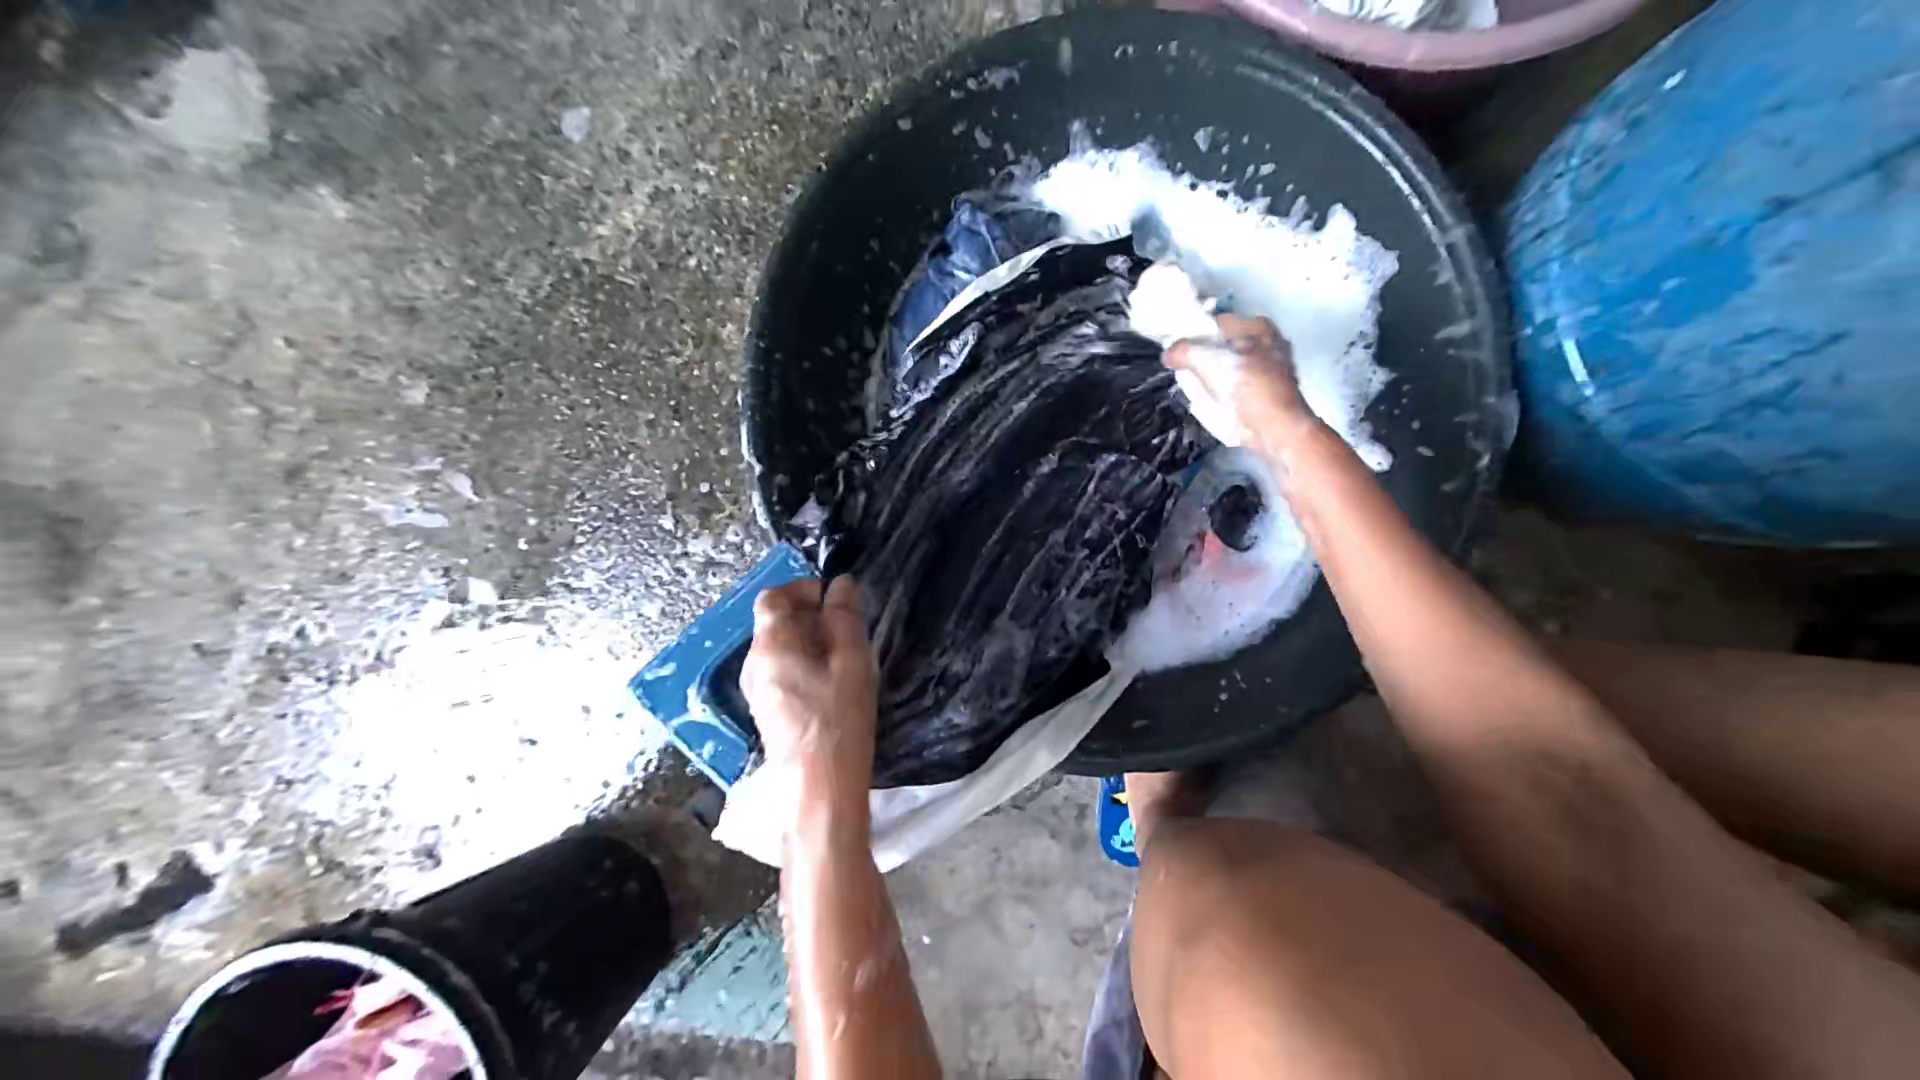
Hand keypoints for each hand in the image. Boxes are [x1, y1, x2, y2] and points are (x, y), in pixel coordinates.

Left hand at [742, 577, 877, 819]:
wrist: (819, 788)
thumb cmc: (838, 719)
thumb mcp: (852, 661)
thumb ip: (846, 617)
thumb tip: (842, 584)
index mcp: (770, 645)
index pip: (773, 596)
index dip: (804, 588)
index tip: (836, 600)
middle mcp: (754, 664)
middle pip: (775, 621)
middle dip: (810, 614)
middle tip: (848, 627)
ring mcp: (756, 690)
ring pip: (780, 647)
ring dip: (810, 639)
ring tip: (845, 655)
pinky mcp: (767, 711)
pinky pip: (781, 671)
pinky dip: (804, 663)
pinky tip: (832, 682)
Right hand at [1166, 314, 1319, 461]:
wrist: (1275, 429)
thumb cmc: (1247, 389)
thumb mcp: (1208, 363)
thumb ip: (1184, 352)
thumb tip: (1168, 354)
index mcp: (1258, 327)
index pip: (1215, 323)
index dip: (1193, 335)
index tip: (1177, 352)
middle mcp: (1267, 343)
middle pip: (1222, 345)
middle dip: (1202, 358)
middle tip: (1186, 372)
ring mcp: (1270, 369)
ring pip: (1228, 366)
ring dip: (1212, 377)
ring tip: (1199, 390)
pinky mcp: (1267, 393)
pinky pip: (1234, 386)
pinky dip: (1223, 392)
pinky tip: (1215, 403)